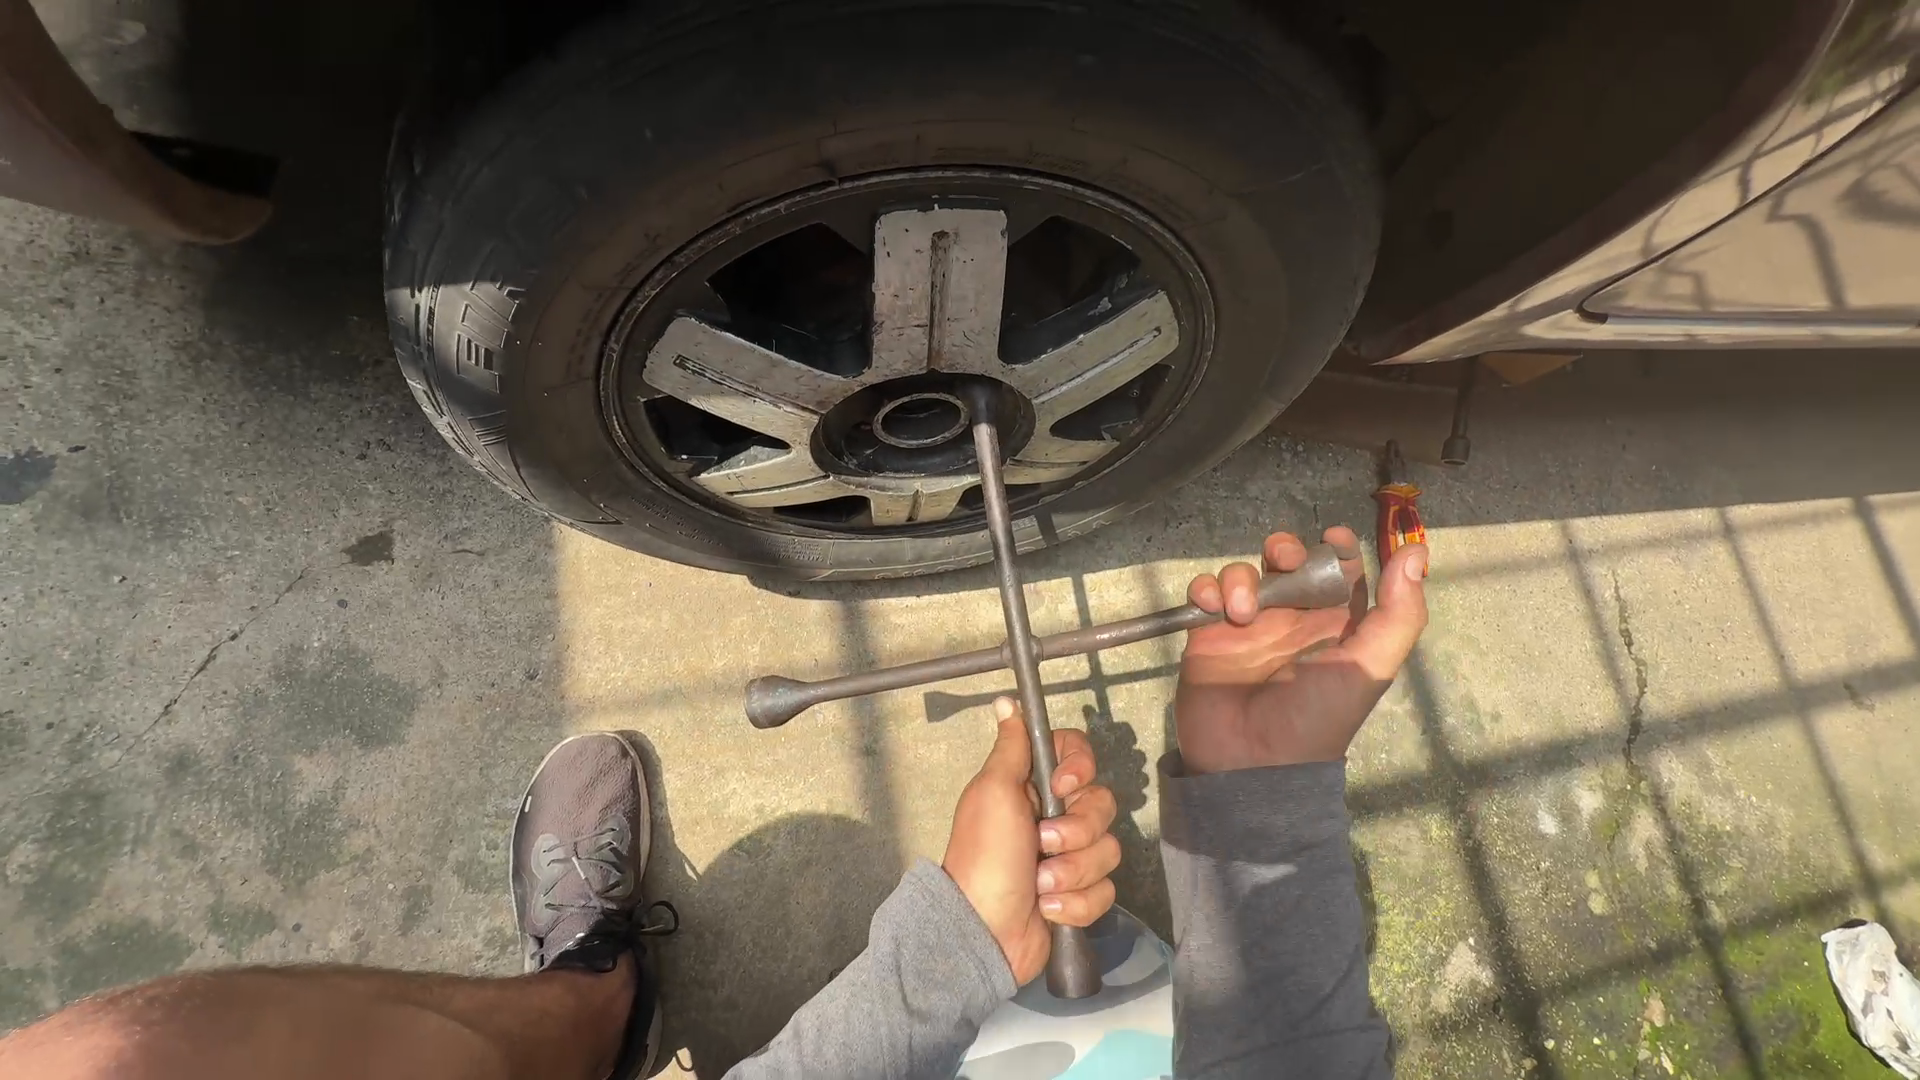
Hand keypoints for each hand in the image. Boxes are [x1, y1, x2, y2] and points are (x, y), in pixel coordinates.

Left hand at [942, 698, 1119, 984]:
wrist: (983, 931)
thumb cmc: (985, 854)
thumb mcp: (994, 791)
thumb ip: (1011, 746)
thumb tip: (1005, 700)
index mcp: (1030, 785)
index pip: (1077, 755)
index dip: (1080, 768)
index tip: (1062, 785)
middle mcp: (1053, 815)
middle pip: (1101, 803)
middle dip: (1077, 831)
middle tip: (1042, 844)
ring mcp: (1068, 856)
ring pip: (1107, 849)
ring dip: (1072, 871)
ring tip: (1040, 884)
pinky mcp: (1078, 893)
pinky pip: (1104, 890)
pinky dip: (1075, 902)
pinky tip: (1047, 907)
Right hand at [1176, 525, 1427, 773]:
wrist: (1252, 760)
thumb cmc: (1318, 714)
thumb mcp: (1369, 666)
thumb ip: (1398, 613)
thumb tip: (1417, 551)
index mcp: (1333, 625)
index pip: (1338, 572)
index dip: (1337, 548)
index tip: (1332, 537)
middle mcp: (1290, 618)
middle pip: (1286, 561)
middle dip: (1284, 549)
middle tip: (1283, 562)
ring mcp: (1246, 624)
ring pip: (1242, 572)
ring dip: (1240, 577)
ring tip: (1241, 611)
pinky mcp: (1208, 632)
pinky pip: (1204, 592)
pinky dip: (1206, 589)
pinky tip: (1213, 609)